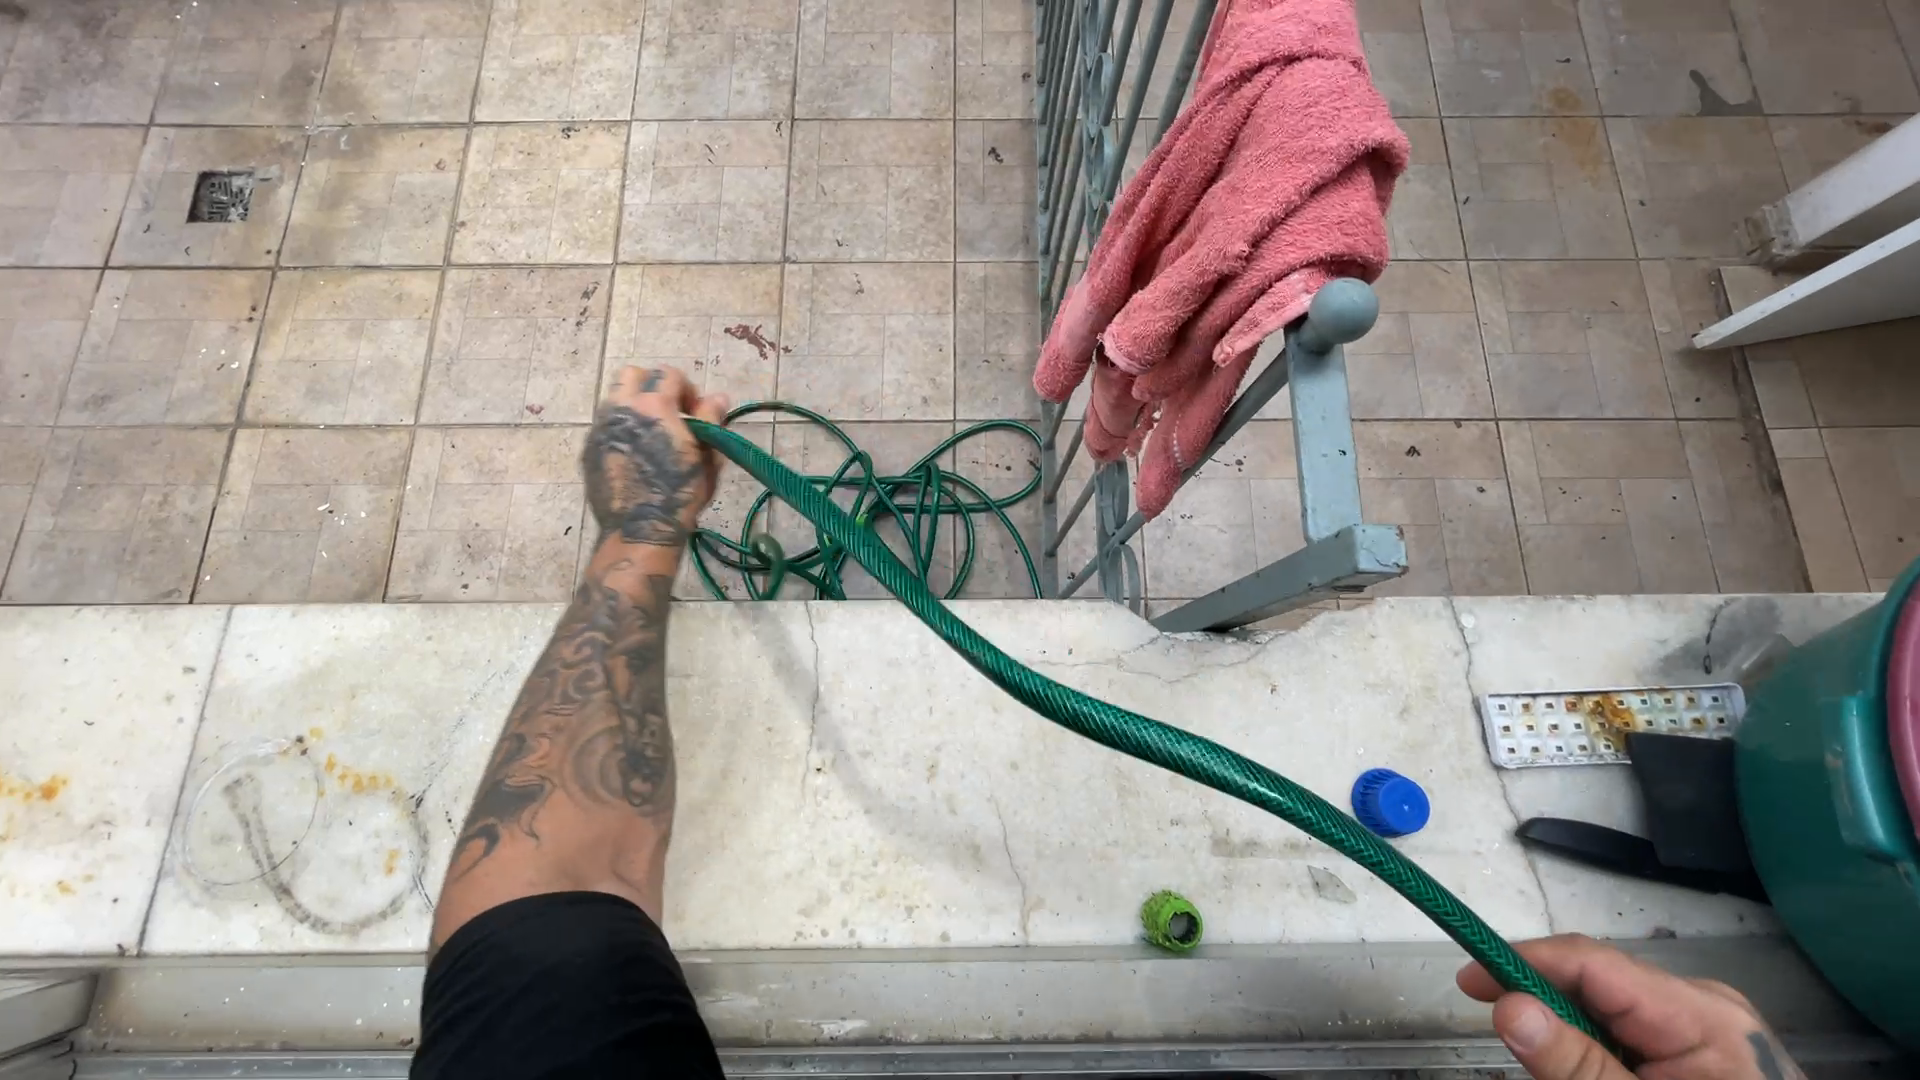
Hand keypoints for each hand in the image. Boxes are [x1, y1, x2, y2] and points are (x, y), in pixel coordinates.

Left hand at [583, 366, 727, 548]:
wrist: (639, 527)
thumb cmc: (680, 492)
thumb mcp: (705, 456)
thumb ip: (710, 421)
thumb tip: (719, 397)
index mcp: (654, 406)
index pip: (669, 374)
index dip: (688, 389)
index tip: (696, 412)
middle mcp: (621, 409)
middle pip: (632, 375)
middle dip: (653, 386)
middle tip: (670, 413)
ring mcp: (600, 428)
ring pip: (615, 398)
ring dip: (635, 407)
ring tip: (652, 435)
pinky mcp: (589, 449)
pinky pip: (606, 426)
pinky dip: (622, 430)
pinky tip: (636, 456)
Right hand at [1457, 935, 1804, 1079]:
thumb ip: (1578, 1066)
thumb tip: (1506, 1006)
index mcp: (1701, 1015)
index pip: (1588, 960)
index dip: (1521, 961)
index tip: (1466, 984)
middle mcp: (1703, 1001)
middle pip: (1592, 978)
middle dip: (1541, 1001)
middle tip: (1508, 1041)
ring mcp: (1706, 1021)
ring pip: (1603, 1001)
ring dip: (1565, 1026)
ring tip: (1555, 1067)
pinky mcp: (1701, 1041)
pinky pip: (1625, 1023)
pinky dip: (1593, 1042)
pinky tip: (1591, 1069)